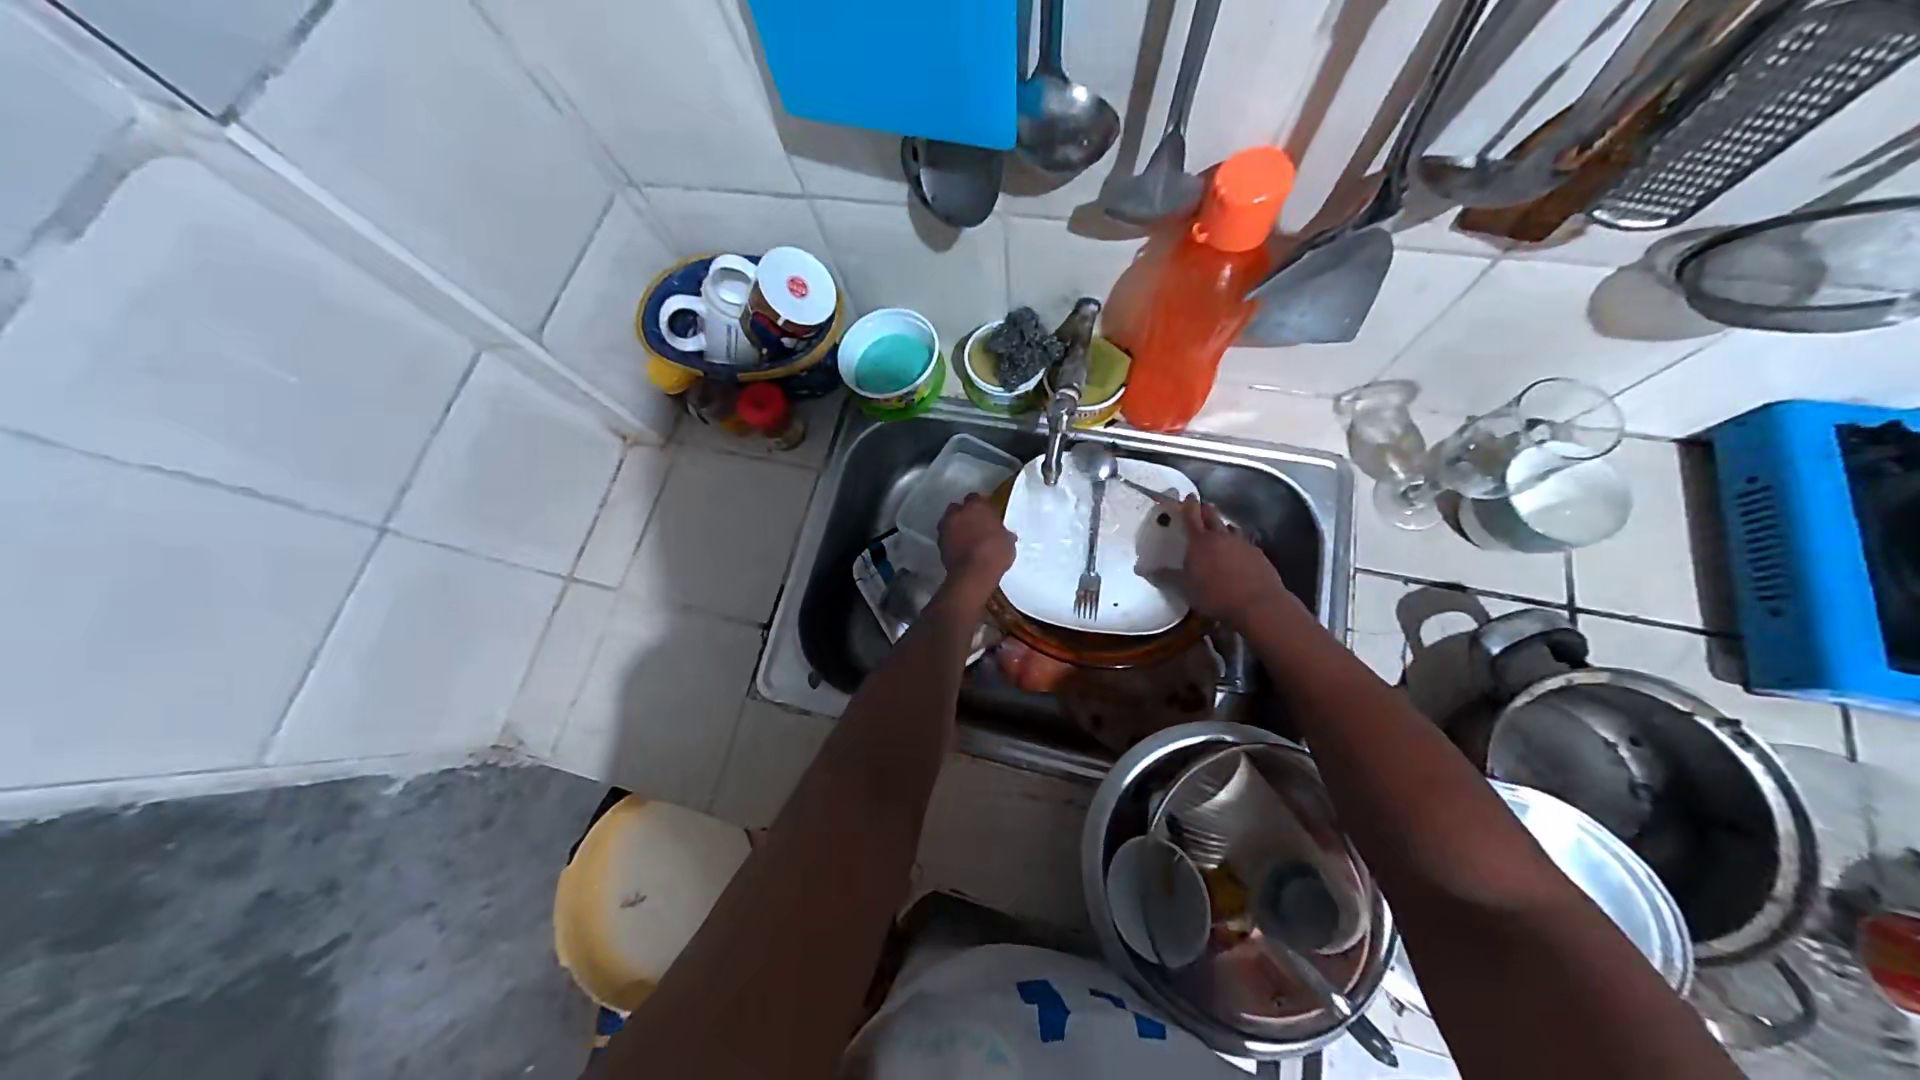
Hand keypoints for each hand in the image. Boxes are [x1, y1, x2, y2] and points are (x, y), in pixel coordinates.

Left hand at [937, 494, 1015, 595]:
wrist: (973, 574)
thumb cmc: (995, 553)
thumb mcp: (1008, 541)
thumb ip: (1003, 533)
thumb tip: (1005, 534)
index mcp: (977, 506)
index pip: (976, 498)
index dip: (981, 506)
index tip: (987, 515)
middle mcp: (958, 512)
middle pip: (958, 508)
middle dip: (964, 514)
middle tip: (975, 525)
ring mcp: (946, 527)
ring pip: (949, 521)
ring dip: (955, 526)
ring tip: (965, 537)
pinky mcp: (939, 543)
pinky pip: (945, 537)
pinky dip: (951, 540)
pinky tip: (959, 548)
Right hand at [1172, 497, 1287, 627]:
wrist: (1257, 604)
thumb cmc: (1214, 595)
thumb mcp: (1186, 589)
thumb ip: (1168, 577)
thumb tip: (1147, 571)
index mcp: (1199, 541)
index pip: (1191, 516)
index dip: (1189, 505)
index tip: (1188, 497)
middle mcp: (1221, 536)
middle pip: (1212, 515)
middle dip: (1205, 510)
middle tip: (1201, 508)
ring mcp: (1241, 543)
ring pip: (1230, 527)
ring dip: (1223, 526)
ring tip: (1220, 530)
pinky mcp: (1257, 553)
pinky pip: (1244, 542)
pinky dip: (1238, 543)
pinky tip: (1238, 552)